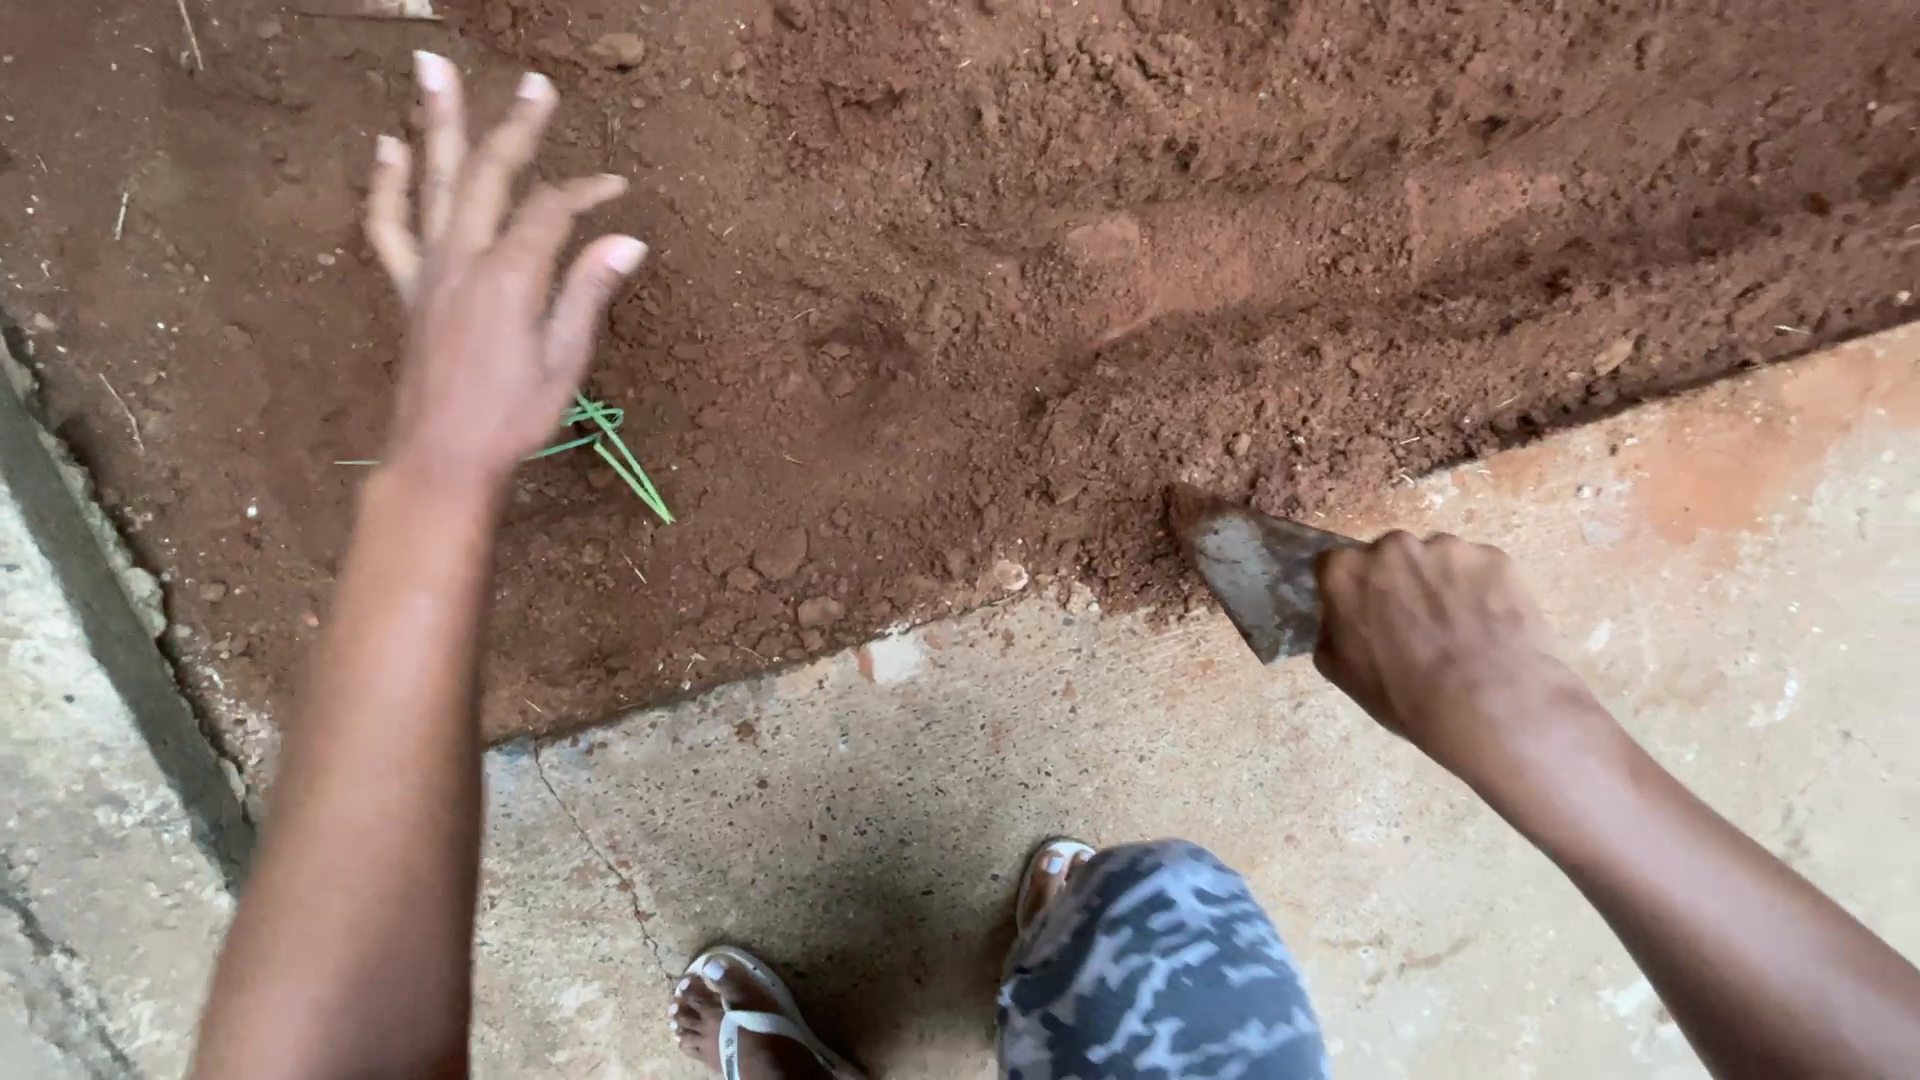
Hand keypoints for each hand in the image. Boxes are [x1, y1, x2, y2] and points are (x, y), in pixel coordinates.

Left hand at [364, 51, 647, 488]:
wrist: (444, 453)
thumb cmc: (516, 416)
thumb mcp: (566, 359)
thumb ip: (589, 292)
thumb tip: (627, 241)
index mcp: (511, 277)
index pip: (551, 211)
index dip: (586, 193)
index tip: (617, 188)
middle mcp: (463, 258)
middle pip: (489, 174)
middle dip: (516, 127)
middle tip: (535, 86)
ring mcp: (428, 269)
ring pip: (433, 180)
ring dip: (437, 123)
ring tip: (435, 70)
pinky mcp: (409, 288)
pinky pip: (388, 224)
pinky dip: (387, 182)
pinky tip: (390, 147)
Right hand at [1314, 532, 1613, 786]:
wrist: (1489, 709)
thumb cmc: (1402, 695)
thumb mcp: (1339, 669)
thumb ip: (1330, 627)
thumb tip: (1340, 615)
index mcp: (1345, 570)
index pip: (1334, 565)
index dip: (1350, 589)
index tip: (1364, 610)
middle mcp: (1392, 546)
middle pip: (1388, 555)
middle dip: (1397, 579)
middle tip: (1414, 619)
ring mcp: (1448, 548)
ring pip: (1437, 559)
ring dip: (1440, 582)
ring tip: (1459, 626)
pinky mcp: (1495, 558)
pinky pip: (1480, 569)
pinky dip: (1482, 589)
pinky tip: (1489, 625)